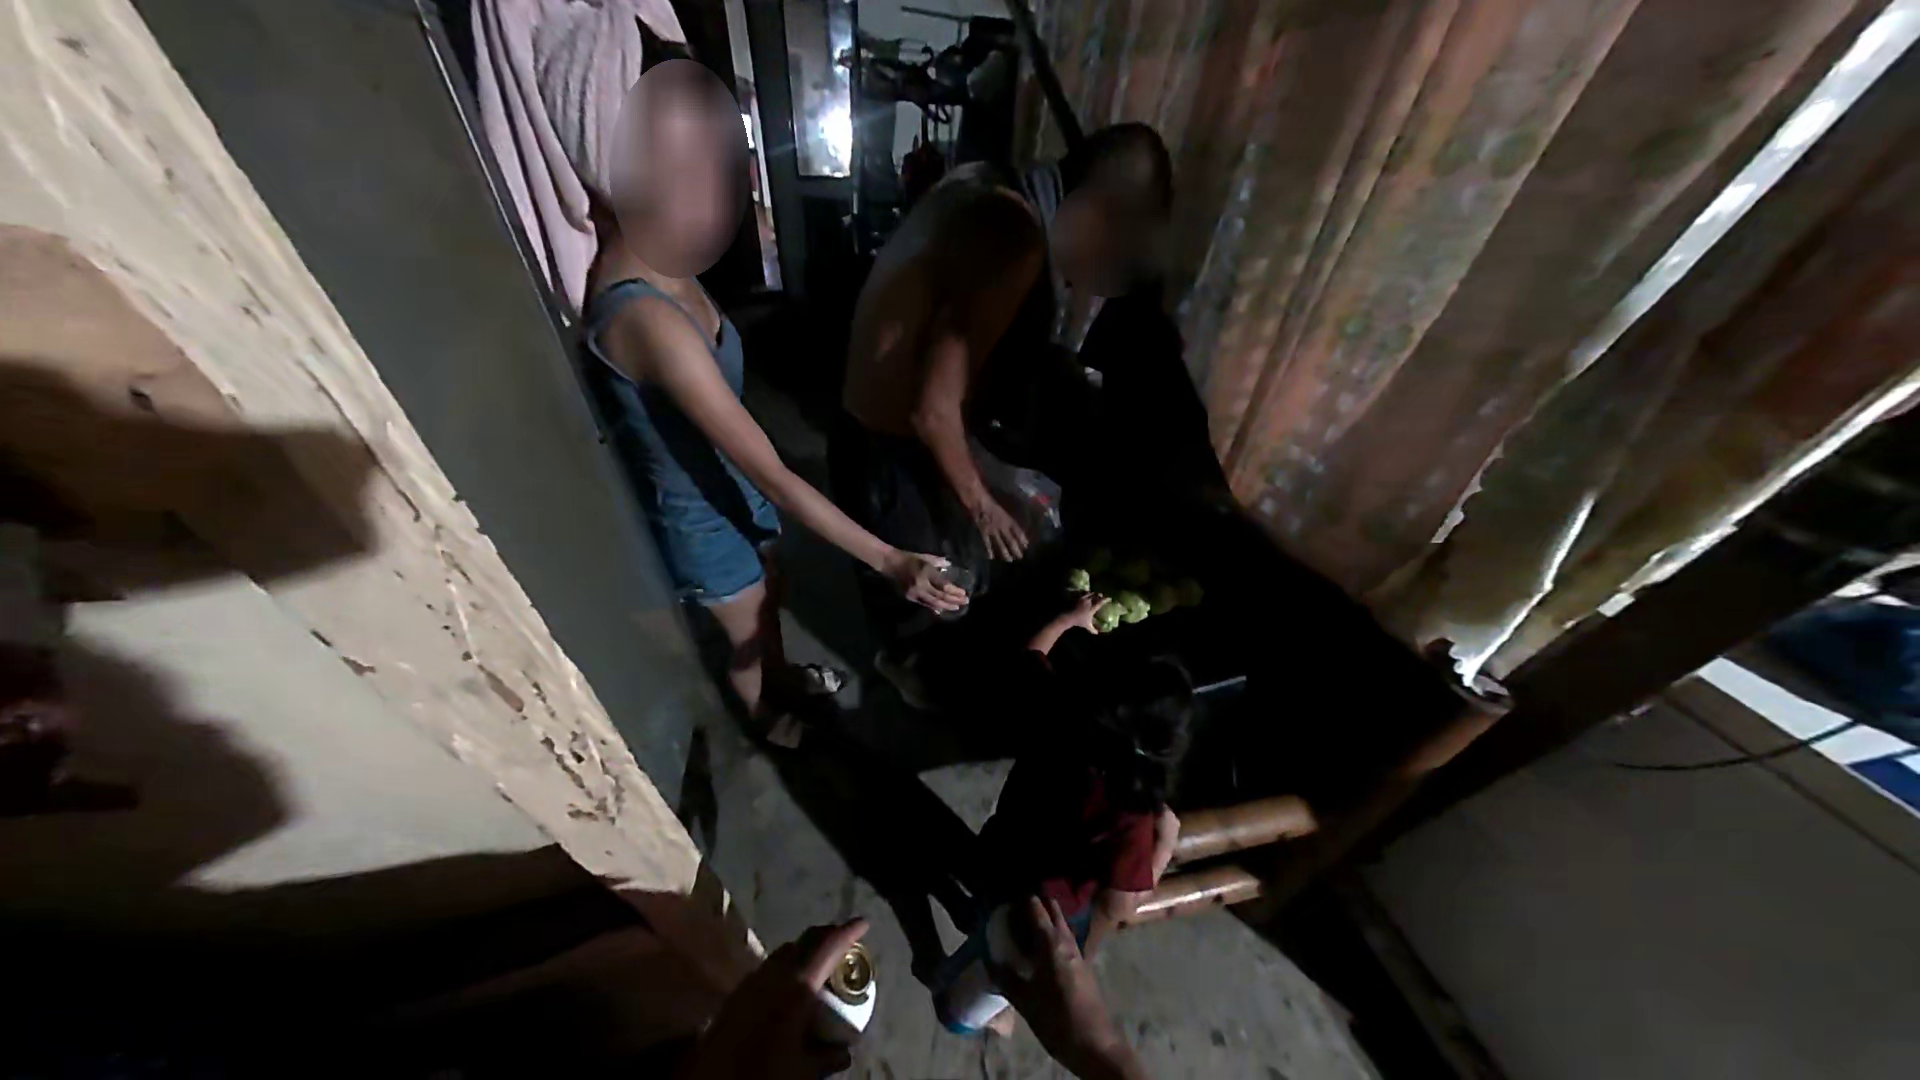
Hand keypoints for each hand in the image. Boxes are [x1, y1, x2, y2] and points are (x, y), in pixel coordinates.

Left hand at [678, 918, 868, 1079]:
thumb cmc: (763, 1074)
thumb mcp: (801, 1073)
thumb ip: (826, 1057)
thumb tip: (845, 1052)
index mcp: (799, 986)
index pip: (830, 947)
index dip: (849, 931)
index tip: (864, 922)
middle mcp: (777, 973)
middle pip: (807, 939)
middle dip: (827, 935)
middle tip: (844, 940)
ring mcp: (754, 979)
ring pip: (786, 951)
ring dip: (805, 949)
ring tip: (818, 962)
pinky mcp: (737, 993)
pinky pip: (769, 966)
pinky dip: (786, 964)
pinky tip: (788, 985)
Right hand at [886, 550, 967, 612]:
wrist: (890, 563)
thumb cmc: (909, 558)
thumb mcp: (925, 557)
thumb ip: (938, 562)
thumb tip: (950, 565)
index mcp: (926, 572)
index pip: (943, 585)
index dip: (955, 591)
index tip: (964, 593)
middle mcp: (921, 584)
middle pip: (940, 596)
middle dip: (954, 600)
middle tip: (965, 602)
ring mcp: (915, 592)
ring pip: (933, 602)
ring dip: (946, 605)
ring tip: (957, 607)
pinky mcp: (910, 597)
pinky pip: (924, 604)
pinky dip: (934, 607)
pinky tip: (942, 609)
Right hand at [972, 498, 1029, 561]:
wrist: (979, 501)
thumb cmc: (990, 501)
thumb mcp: (1002, 508)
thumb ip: (1006, 517)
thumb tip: (1011, 524)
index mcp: (1008, 519)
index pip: (1018, 531)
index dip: (1022, 538)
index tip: (1026, 545)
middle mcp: (1003, 526)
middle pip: (1011, 540)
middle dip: (1016, 549)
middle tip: (1020, 557)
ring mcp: (993, 530)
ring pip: (1000, 543)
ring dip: (1005, 552)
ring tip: (1009, 560)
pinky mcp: (984, 532)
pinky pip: (987, 542)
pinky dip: (989, 550)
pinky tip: (991, 557)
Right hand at [990, 898, 1142, 1079]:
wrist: (1097, 1046)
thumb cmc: (1059, 1020)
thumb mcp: (1026, 1002)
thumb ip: (1006, 978)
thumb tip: (989, 959)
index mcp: (1051, 942)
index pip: (1035, 905)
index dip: (1019, 896)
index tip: (1003, 896)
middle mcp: (1066, 939)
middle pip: (1051, 907)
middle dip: (1033, 901)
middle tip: (1013, 907)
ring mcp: (1077, 951)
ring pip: (1059, 921)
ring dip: (1044, 917)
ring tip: (1022, 926)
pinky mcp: (1082, 964)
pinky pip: (1064, 937)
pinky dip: (1051, 933)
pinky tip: (1038, 949)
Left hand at [1066, 592, 1105, 634]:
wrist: (1068, 617)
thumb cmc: (1079, 621)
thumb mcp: (1087, 626)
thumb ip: (1093, 629)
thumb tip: (1097, 633)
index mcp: (1092, 608)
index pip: (1101, 602)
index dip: (1106, 599)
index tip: (1109, 598)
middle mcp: (1089, 602)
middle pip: (1096, 595)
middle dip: (1099, 595)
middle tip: (1101, 595)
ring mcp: (1082, 598)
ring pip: (1089, 593)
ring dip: (1092, 593)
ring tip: (1093, 594)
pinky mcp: (1077, 597)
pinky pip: (1082, 593)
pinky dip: (1085, 592)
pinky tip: (1085, 593)